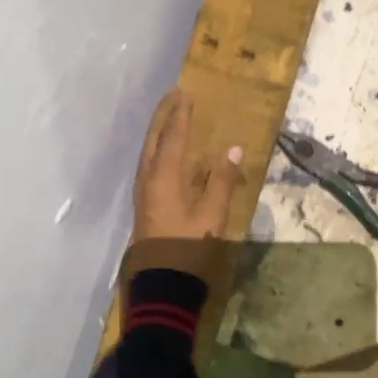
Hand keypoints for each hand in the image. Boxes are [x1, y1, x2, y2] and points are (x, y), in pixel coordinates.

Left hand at [126, 90, 241, 282]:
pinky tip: (169, 156)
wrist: (162, 283)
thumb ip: (222, 180)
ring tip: (171, 120)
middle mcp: (148, 179)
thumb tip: (233, 149)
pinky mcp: (145, 205)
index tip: (187, 95)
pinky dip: (159, 152)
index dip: (182, 116)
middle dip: (164, 118)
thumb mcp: (212, 215)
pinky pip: (150, 166)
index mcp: (164, 177)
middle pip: (154, 140)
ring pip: (149, 153)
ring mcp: (144, 193)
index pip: (174, 138)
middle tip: (174, 98)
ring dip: (160, 134)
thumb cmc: (189, 247)